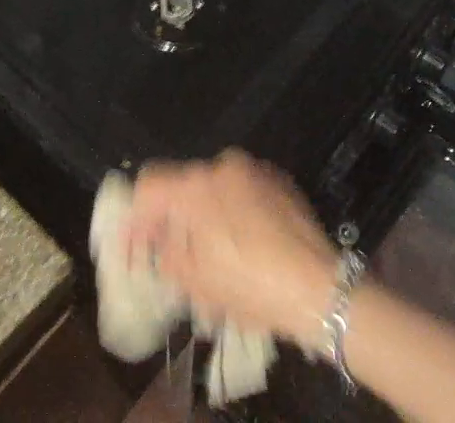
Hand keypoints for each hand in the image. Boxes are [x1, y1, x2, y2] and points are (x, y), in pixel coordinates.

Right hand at [123, 150, 338, 351]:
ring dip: (204, 216)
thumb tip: (156, 243)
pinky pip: (243, 192)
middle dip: (172, 219)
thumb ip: (164, 253)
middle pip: (183, 186)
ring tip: (209, 255)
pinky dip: (234, 212)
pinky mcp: (282, 182)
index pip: (148, 185)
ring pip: (215, 189)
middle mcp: (224, 166)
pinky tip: (241, 245)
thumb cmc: (252, 285)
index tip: (133, 243)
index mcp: (197, 185)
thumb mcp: (195, 280)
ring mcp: (256, 171)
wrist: (321, 288)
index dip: (135, 216)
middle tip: (170, 254)